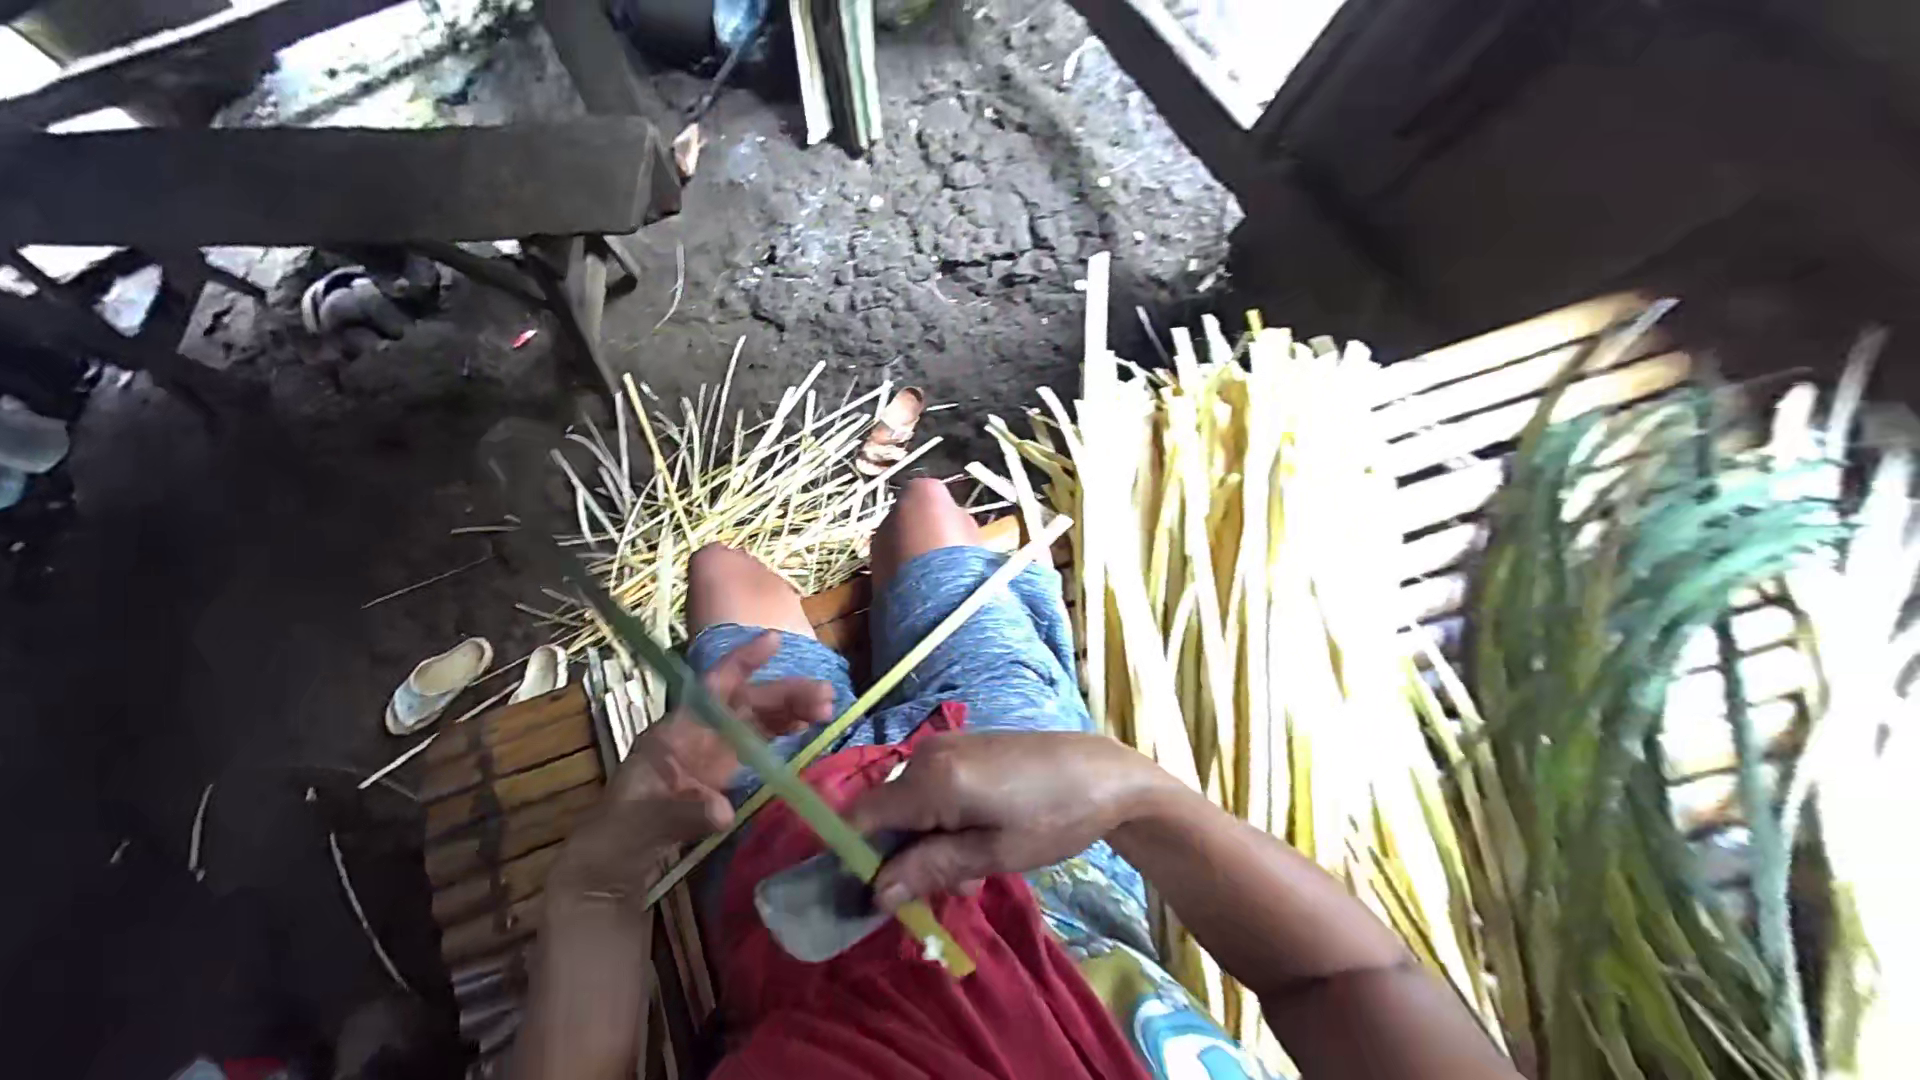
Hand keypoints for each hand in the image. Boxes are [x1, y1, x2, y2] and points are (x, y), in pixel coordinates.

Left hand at [547, 632, 834, 914]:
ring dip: (792, 709)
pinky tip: (808, 727)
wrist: (613, 866)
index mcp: (676, 732)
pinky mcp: (726, 770)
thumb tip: (723, 811)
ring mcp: (714, 749)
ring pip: (759, 717)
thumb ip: (682, 813)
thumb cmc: (618, 836)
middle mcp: (699, 731)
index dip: (743, 662)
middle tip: (825, 696)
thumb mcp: (643, 825)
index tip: (774, 640)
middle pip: (748, 701)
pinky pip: (761, 740)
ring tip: (826, 709)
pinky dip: (785, 730)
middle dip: (785, 694)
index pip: (712, 687)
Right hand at [844, 731, 1173, 911]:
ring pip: (911, 806)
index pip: (861, 816)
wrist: (1104, 773)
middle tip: (945, 891)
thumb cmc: (1053, 817)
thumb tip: (874, 891)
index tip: (865, 898)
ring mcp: (946, 747)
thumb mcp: (994, 854)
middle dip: (903, 857)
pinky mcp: (963, 748)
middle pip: (886, 814)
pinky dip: (943, 821)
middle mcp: (927, 754)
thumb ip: (930, 868)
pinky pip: (932, 789)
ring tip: (973, 874)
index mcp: (930, 778)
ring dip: (928, 844)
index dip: (852, 857)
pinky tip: (979, 843)